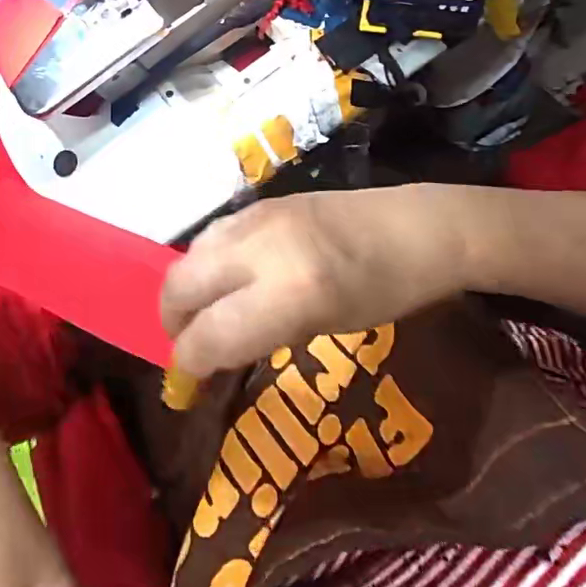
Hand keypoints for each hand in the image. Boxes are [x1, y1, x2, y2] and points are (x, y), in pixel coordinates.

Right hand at [158, 185, 483, 376]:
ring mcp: (254, 219)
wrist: (413, 227)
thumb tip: (207, 353)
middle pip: (182, 286)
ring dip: (183, 291)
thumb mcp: (325, 327)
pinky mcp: (255, 204)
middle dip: (172, 322)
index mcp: (291, 293)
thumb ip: (260, 336)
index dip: (188, 362)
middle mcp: (260, 249)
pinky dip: (201, 264)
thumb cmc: (385, 291)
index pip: (210, 333)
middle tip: (184, 345)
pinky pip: (208, 236)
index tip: (184, 381)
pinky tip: (219, 278)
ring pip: (188, 257)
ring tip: (199, 313)